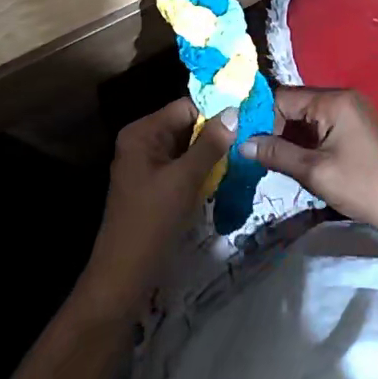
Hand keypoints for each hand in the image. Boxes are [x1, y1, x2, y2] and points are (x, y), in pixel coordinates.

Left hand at [86, 99, 233, 303]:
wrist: (125, 272)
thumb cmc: (152, 221)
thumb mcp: (184, 179)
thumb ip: (210, 144)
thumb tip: (234, 111)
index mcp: (142, 133)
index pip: (185, 107)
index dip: (216, 110)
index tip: (249, 117)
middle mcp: (142, 141)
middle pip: (186, 125)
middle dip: (216, 132)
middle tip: (252, 137)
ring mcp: (148, 164)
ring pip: (188, 146)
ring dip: (212, 152)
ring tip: (244, 155)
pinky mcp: (155, 184)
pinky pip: (183, 165)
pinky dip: (203, 168)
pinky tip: (226, 174)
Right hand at [240, 87, 377, 234]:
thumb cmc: (361, 185)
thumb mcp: (313, 171)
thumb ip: (276, 153)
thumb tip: (242, 144)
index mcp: (333, 101)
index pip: (282, 97)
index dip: (260, 117)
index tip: (242, 139)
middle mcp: (342, 97)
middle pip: (293, 105)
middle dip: (272, 128)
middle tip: (253, 153)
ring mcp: (351, 111)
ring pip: (305, 117)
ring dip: (287, 137)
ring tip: (269, 160)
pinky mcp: (355, 127)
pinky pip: (319, 126)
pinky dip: (304, 141)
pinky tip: (292, 160)